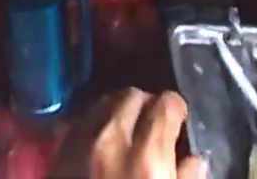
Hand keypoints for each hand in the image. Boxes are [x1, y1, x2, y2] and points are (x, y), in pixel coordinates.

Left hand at [55, 89, 205, 178]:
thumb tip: (195, 160)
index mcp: (148, 158)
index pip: (165, 104)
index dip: (175, 108)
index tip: (179, 119)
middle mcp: (114, 138)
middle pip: (133, 95)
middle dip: (147, 105)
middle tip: (154, 125)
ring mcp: (83, 141)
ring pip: (106, 101)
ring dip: (121, 110)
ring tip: (130, 132)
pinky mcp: (62, 151)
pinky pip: (85, 119)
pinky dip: (99, 122)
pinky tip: (106, 143)